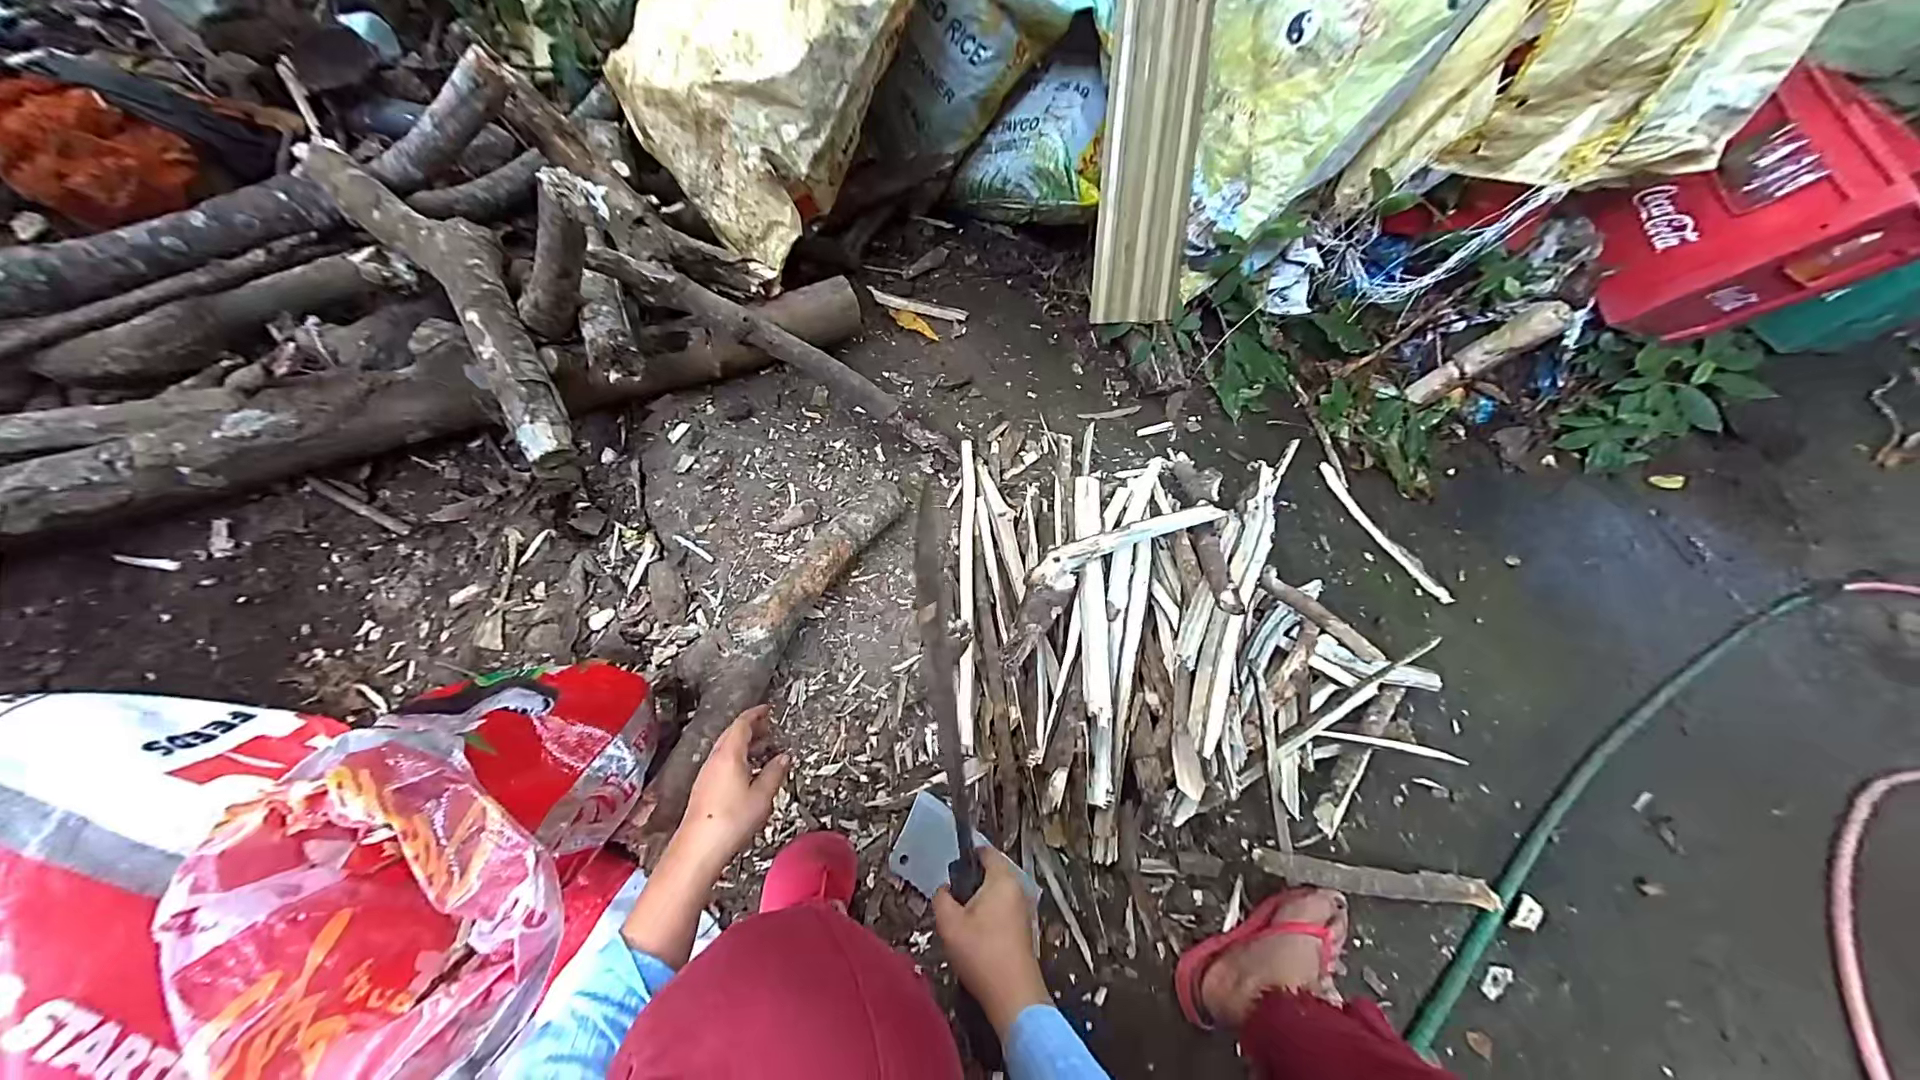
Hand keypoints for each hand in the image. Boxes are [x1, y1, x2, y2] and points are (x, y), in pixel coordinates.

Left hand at [673, 705, 790, 871]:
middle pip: (732, 734)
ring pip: (726, 749)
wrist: (698, 849)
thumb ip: (775, 771)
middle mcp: (714, 760)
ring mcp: (706, 774)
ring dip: (745, 745)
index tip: (767, 710)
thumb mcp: (763, 795)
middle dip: (751, 728)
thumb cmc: (730, 821)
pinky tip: (749, 773)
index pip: (742, 724)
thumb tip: (783, 758)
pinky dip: (738, 759)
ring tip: (764, 749)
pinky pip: (722, 764)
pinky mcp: (703, 789)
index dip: (755, 714)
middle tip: (769, 727)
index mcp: (729, 754)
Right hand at [933, 848, 1050, 1036]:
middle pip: (990, 872)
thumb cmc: (982, 954)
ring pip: (996, 893)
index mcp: (1002, 878)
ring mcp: (1024, 909)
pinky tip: (976, 936)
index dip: (966, 855)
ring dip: (979, 901)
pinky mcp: (1024, 928)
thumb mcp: (949, 923)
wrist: (1013, 996)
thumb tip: (945, 889)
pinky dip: (989, 916)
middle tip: (953, 898)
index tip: (951, 869)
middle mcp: (1018, 888)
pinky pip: (1003, 910)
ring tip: (961, 920)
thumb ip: (941, 897)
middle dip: (971, 882)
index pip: (984, 851)